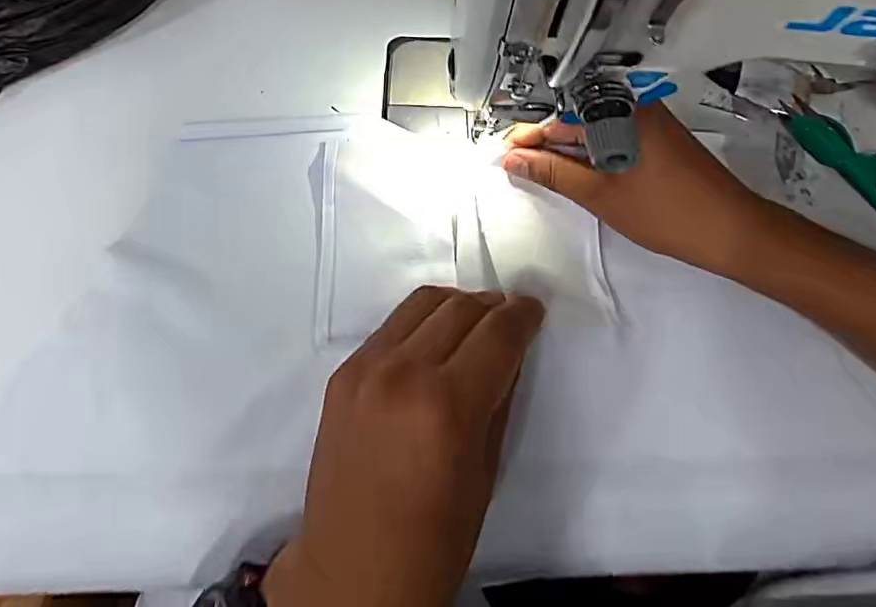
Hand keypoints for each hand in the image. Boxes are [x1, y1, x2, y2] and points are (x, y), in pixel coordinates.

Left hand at [263, 287, 544, 606]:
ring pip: (422, 303)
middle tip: (509, 315)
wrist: (352, 572)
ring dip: (456, 304)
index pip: (497, 334)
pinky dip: (420, 322)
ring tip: (474, 320)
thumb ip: (500, 400)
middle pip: (461, 308)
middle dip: (493, 306)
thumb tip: (510, 352)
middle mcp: (403, 374)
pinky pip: (390, 326)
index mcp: (446, 406)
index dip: (522, 316)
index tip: (532, 310)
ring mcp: (366, 369)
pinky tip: (433, 341)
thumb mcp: (485, 471)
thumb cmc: (433, 539)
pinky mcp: (343, 372)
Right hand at [500, 103, 768, 277]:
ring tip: (542, 171)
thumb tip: (516, 160)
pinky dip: (593, 152)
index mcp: (624, 112)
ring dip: (569, 149)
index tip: (507, 152)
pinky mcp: (660, 136)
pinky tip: (578, 170)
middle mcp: (639, 107)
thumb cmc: (673, 214)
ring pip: (596, 128)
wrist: (734, 231)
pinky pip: (615, 135)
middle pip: (577, 120)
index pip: (561, 120)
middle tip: (518, 163)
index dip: (530, 138)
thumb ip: (554, 174)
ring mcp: (652, 121)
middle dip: (547, 143)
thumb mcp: (601, 195)